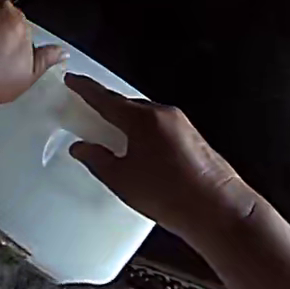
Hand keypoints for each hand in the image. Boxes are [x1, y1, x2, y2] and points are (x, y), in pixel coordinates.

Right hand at [65, 74, 258, 241]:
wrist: (218, 209)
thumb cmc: (168, 195)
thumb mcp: (123, 180)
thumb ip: (98, 159)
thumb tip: (80, 147)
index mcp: (141, 119)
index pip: (106, 98)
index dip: (86, 89)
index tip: (72, 79)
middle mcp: (162, 112)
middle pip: (127, 104)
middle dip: (108, 107)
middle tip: (90, 111)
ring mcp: (180, 122)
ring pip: (145, 114)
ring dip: (128, 120)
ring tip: (113, 135)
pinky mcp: (191, 134)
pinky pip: (160, 124)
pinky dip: (145, 130)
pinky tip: (141, 149)